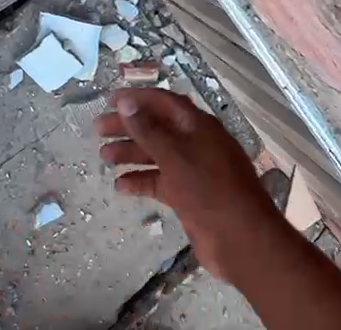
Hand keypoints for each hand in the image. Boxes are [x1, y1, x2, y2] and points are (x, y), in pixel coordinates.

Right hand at [96, 88, 292, 282]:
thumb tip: (126, 101)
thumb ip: (148, 130)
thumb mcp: (175, 156)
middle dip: (128, 126)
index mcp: (197, 126)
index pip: (163, 102)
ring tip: (103, 156)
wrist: (242, 241)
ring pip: (156, 155)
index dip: (137, 99)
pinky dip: (141, 181)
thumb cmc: (210, 190)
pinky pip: (160, 181)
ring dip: (131, 153)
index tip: (110, 101)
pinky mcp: (189, 196)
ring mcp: (192, 170)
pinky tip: (120, 186)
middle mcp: (194, 143)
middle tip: (98, 129)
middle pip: (157, 127)